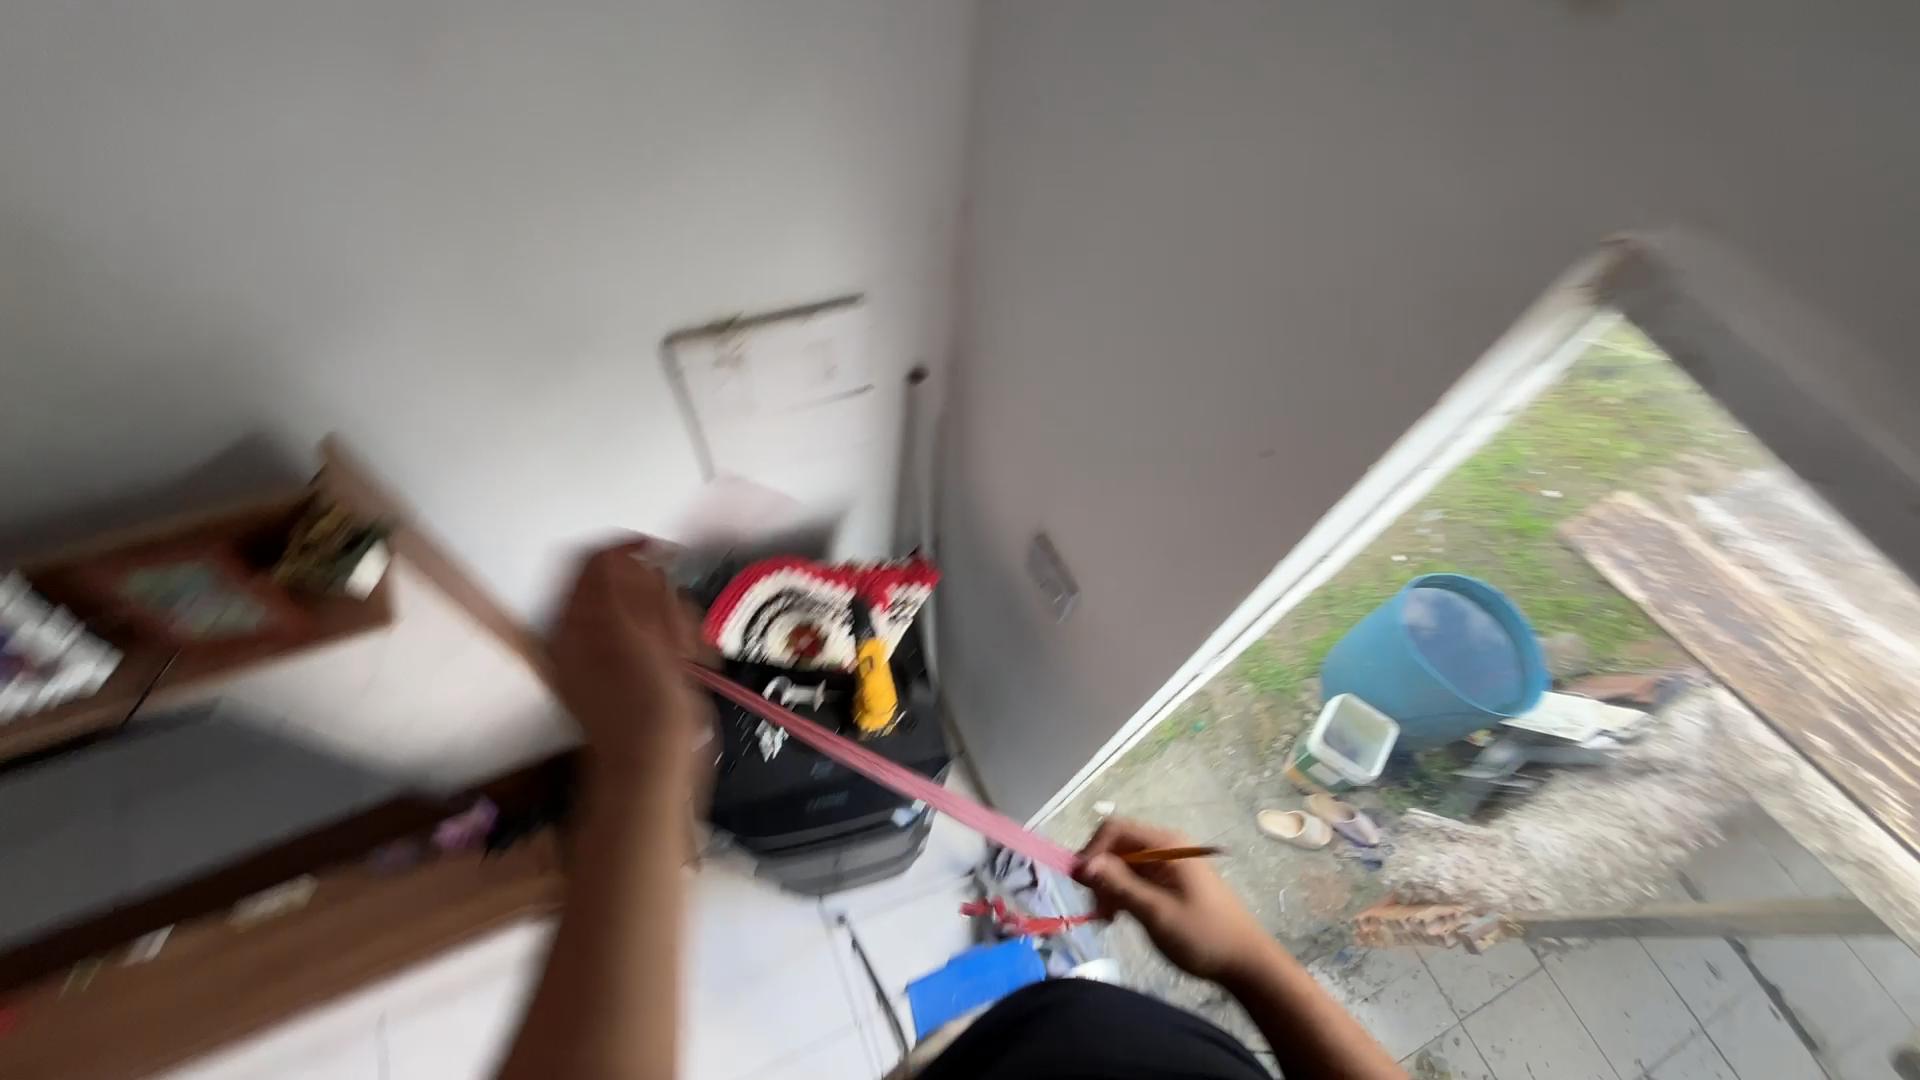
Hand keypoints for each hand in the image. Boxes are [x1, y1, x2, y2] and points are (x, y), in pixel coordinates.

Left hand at [549, 542, 710, 776]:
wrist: (653, 768)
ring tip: (685, 651)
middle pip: (626, 584)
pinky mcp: (636, 671)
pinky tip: (687, 662)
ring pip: (650, 611)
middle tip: (675, 625)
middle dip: (660, 598)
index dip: (629, 549)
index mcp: (576, 622)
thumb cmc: (644, 706)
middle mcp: (587, 633)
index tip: (665, 555)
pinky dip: (679, 641)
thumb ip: (624, 591)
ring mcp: (612, 654)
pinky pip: (662, 636)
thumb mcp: (633, 638)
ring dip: (674, 622)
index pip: (594, 561)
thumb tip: (626, 555)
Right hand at [1073, 818, 1278, 984]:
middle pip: (1117, 846)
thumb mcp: (1157, 913)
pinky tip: (1118, 916)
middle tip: (1094, 908)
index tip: (1081, 884)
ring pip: (1123, 863)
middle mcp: (1165, 846)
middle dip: (1099, 873)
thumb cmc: (1204, 935)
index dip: (1092, 851)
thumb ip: (1120, 885)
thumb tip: (1083, 865)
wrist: (1248, 963)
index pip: (1115, 829)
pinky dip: (1122, 893)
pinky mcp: (1169, 881)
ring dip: (1109, 886)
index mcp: (1166, 844)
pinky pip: (1135, 877)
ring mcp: (1168, 863)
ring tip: (1107, 918)